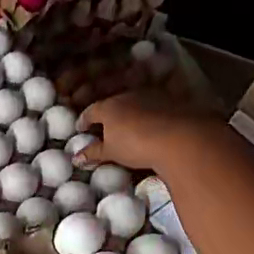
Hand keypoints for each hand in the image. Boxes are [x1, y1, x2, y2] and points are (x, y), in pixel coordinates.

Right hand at [76, 92, 222, 171]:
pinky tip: (151, 125)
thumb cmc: (135, 144)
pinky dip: (148, 115)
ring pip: (134, 103)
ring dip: (130, 113)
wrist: (178, 136)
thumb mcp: (111, 152)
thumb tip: (75, 157)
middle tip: (104, 128)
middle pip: (113, 104)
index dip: (84, 120)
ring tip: (129, 127)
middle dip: (108, 115)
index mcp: (108, 107)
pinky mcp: (170, 101)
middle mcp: (127, 96)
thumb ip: (93, 153)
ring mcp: (150, 96)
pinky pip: (153, 107)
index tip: (81, 128)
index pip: (91, 111)